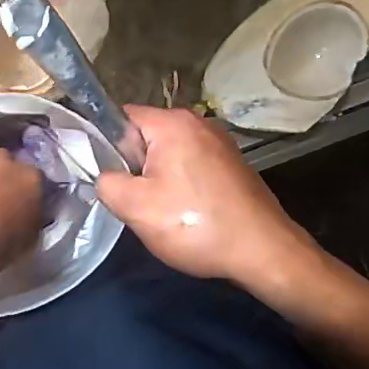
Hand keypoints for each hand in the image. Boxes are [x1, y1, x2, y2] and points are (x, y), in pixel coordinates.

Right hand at [95, 106, 317, 287]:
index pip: (121, 117)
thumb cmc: (196, 224)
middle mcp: (200, 123)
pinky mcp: (232, 166)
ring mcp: (220, 144)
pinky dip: (184, 187)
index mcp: (174, 122)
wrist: (263, 250)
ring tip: (163, 213)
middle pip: (147, 137)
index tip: (106, 177)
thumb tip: (106, 176)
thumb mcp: (136, 207)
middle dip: (135, 167)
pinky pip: (193, 168)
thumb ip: (107, 183)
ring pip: (170, 156)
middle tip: (135, 202)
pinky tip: (188, 214)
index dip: (106, 145)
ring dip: (159, 181)